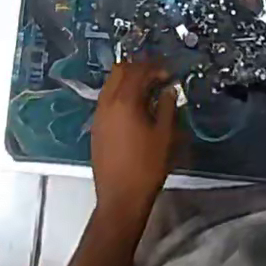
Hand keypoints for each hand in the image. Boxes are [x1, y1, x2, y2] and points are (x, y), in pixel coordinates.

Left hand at [91, 59, 178, 219]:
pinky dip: (120, 92)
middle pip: (120, 70)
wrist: (120, 198)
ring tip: (148, 90)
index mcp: (124, 100)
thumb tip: (169, 89)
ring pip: (111, 83)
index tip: (169, 73)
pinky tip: (134, 106)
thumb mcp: (164, 136)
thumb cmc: (146, 167)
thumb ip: (167, 107)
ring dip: (128, 79)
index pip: (138, 71)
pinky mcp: (96, 124)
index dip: (155, 68)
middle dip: (139, 68)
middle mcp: (107, 100)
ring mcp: (99, 112)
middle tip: (157, 76)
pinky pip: (107, 97)